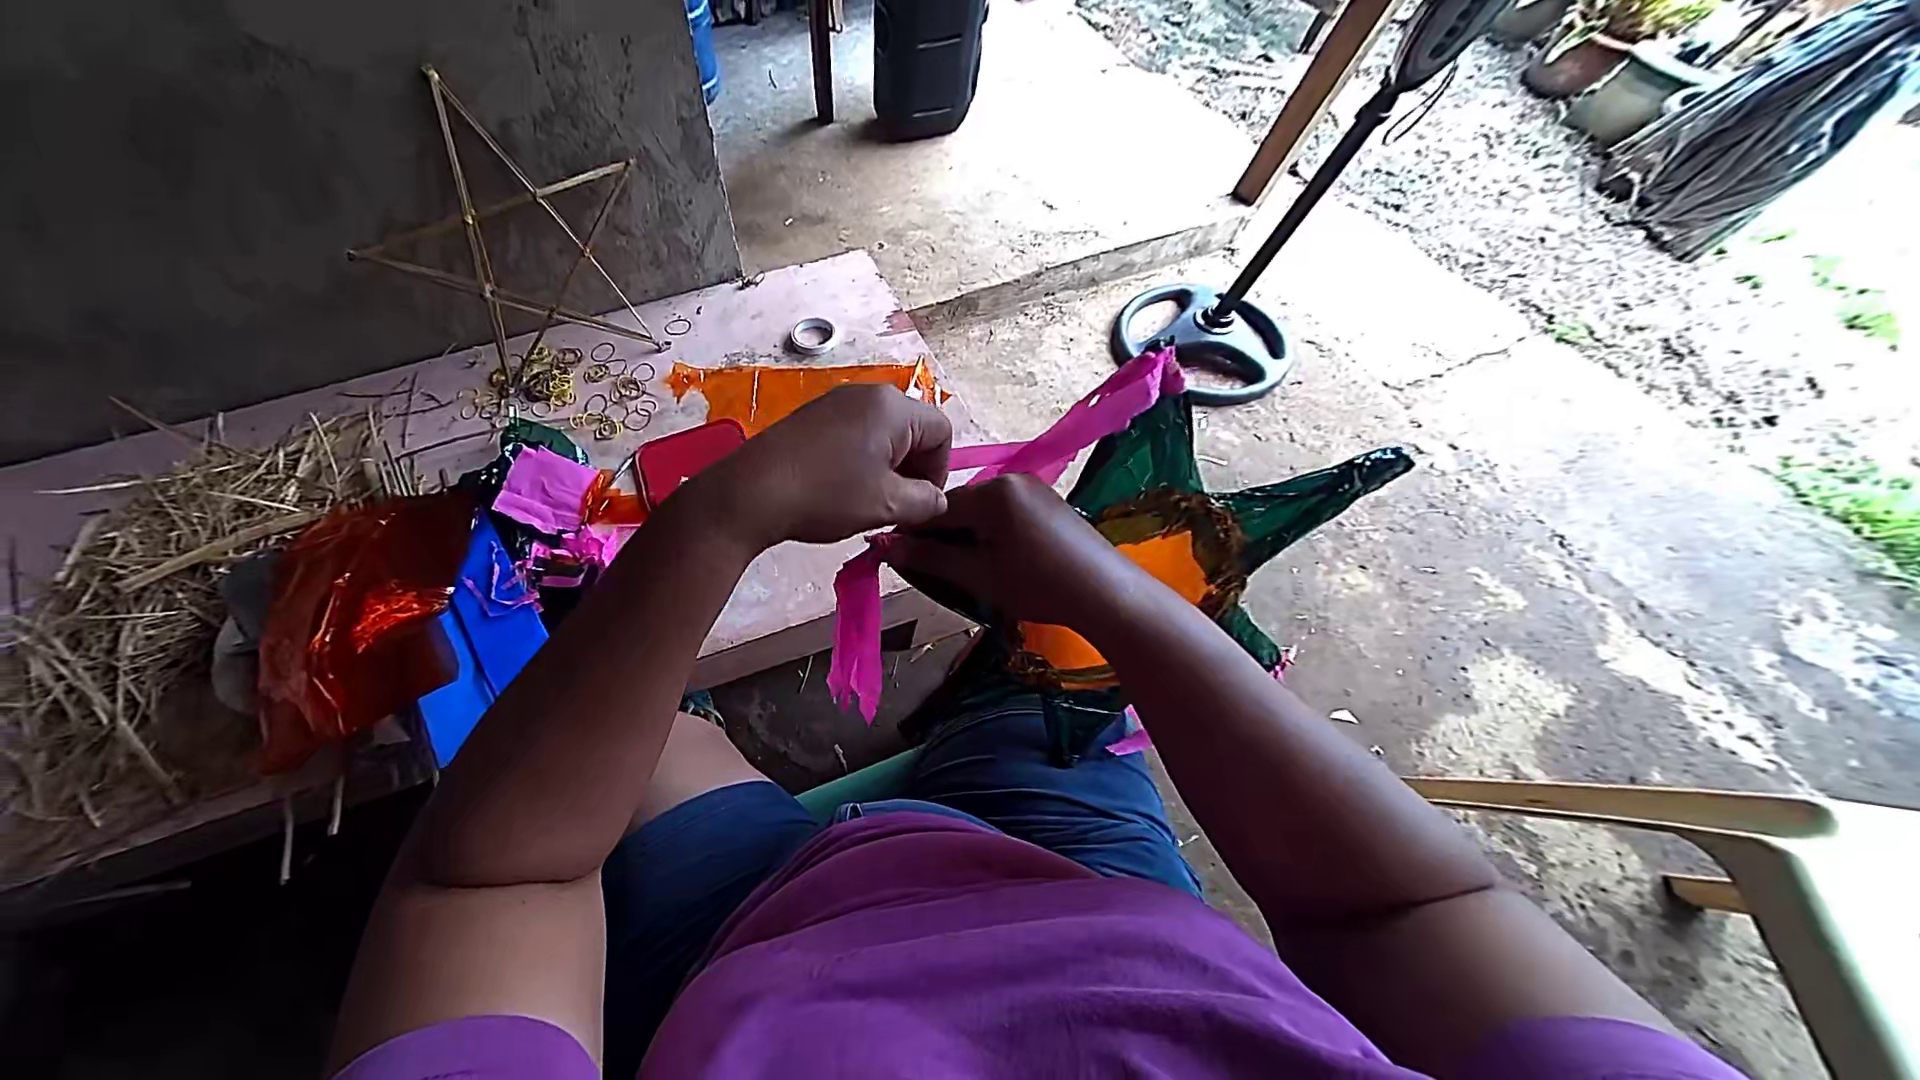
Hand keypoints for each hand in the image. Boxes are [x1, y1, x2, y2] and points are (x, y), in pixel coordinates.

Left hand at [686, 384, 952, 549]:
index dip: (940, 470)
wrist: (749, 493)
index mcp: (893, 407)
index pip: (942, 431)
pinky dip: (862, 460)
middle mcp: (868, 394)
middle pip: (914, 429)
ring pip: (885, 434)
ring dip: (888, 467)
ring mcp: (837, 402)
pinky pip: (856, 433)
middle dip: (914, 468)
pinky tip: (842, 488)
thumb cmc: (826, 495)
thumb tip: (936, 500)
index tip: (921, 503)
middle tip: (897, 505)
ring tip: (869, 500)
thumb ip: (926, 501)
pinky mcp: (814, 416)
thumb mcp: (887, 505)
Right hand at [882, 474, 1153, 627]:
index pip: (935, 506)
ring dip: (966, 536)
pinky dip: (991, 533)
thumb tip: (884, 545)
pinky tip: (997, 560)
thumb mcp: (978, 575)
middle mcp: (1011, 479)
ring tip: (966, 571)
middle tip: (932, 571)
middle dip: (942, 535)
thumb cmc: (1038, 585)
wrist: (1107, 593)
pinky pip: (1005, 512)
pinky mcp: (1048, 503)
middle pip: (959, 505)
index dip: (912, 533)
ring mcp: (1033, 488)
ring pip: (982, 510)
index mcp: (991, 492)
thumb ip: (930, 557)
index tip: (897, 558)